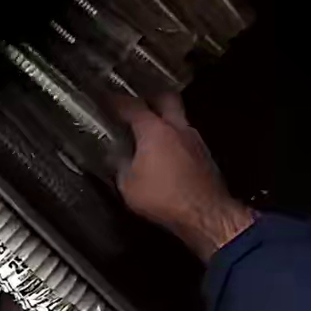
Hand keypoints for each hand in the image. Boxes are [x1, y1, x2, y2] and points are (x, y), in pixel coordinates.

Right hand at [112, 93, 255, 260]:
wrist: (203, 214)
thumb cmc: (163, 198)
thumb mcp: (127, 184)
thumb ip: (120, 165)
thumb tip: (116, 157)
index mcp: (154, 131)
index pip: (132, 107)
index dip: (116, 101)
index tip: (106, 98)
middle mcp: (177, 128)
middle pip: (165, 98)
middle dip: (149, 96)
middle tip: (136, 102)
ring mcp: (195, 141)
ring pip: (178, 119)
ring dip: (164, 120)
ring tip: (148, 131)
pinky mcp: (204, 156)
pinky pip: (185, 138)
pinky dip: (173, 140)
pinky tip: (164, 153)